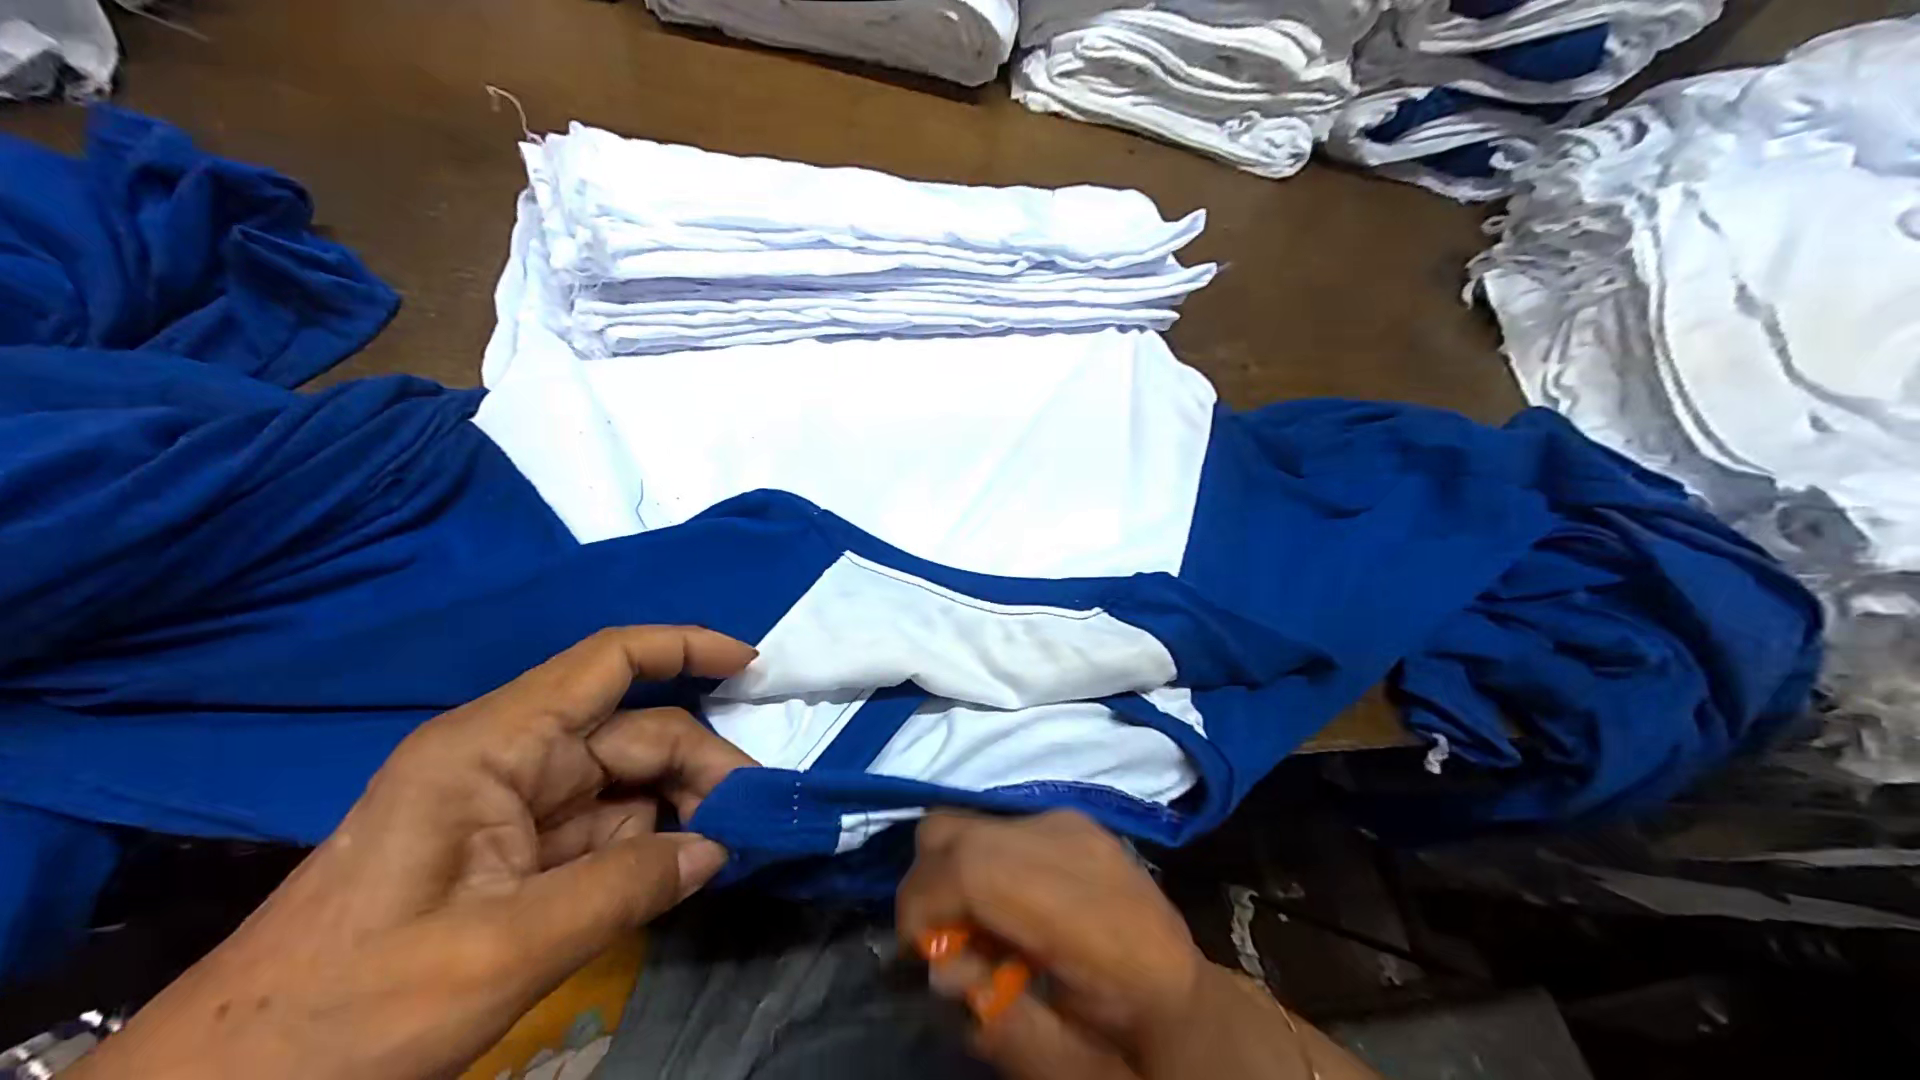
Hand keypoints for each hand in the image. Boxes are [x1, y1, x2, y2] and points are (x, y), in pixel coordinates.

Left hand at [69, 626, 758, 1079]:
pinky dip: (654, 842)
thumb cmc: (343, 1015)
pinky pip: (610, 828)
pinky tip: (686, 869)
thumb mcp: (497, 953)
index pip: (606, 662)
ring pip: (629, 782)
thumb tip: (717, 848)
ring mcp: (515, 808)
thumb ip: (623, 889)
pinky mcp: (519, 854)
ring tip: (726, 848)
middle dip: (699, 765)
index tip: (750, 664)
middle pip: (633, 732)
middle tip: (752, 818)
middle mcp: (510, 760)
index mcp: (492, 748)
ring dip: (683, 807)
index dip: (684, 648)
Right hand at [897, 810, 1378, 1079]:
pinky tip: (1004, 909)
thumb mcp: (1062, 1063)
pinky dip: (976, 862)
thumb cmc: (1127, 1042)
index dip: (923, 903)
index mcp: (1084, 911)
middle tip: (944, 945)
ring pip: (965, 821)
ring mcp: (1070, 821)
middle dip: (926, 886)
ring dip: (949, 874)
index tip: (919, 954)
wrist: (1187, 998)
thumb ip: (991, 1015)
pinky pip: (992, 827)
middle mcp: (1072, 845)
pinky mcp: (1068, 818)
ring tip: (978, 931)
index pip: (971, 866)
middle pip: (953, 829)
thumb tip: (940, 967)